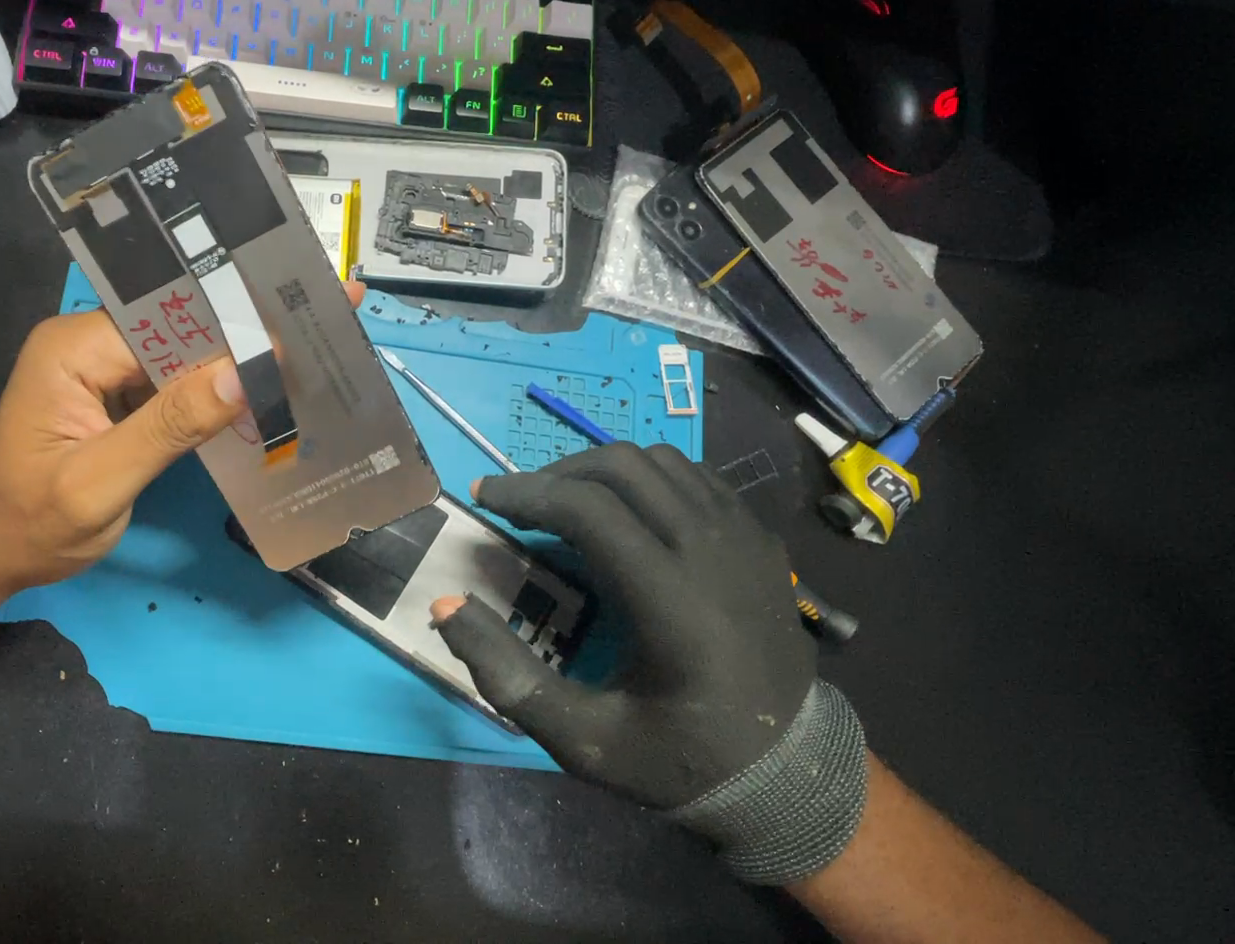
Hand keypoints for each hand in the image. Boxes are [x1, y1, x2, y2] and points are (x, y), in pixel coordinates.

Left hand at [0, 281, 364, 600]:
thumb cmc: (26, 525)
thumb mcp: (98, 484)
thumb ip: (167, 427)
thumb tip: (242, 374)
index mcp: (75, 348)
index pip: (170, 321)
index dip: (235, 325)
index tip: (299, 326)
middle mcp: (91, 342)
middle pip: (182, 325)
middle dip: (249, 330)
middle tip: (323, 321)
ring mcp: (105, 366)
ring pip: (186, 351)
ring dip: (240, 359)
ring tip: (309, 350)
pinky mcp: (119, 392)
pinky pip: (176, 379)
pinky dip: (219, 388)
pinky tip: (265, 389)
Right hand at [430, 442, 868, 884]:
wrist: (789, 774)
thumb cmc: (678, 759)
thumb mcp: (580, 739)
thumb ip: (505, 673)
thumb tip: (445, 605)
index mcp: (672, 600)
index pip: (588, 508)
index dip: (525, 492)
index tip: (484, 495)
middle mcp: (713, 550)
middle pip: (622, 466)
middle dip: (557, 473)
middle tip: (520, 503)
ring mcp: (744, 536)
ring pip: (660, 460)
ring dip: (600, 470)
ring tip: (566, 504)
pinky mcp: (760, 537)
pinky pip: (694, 477)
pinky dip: (646, 479)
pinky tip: (626, 513)